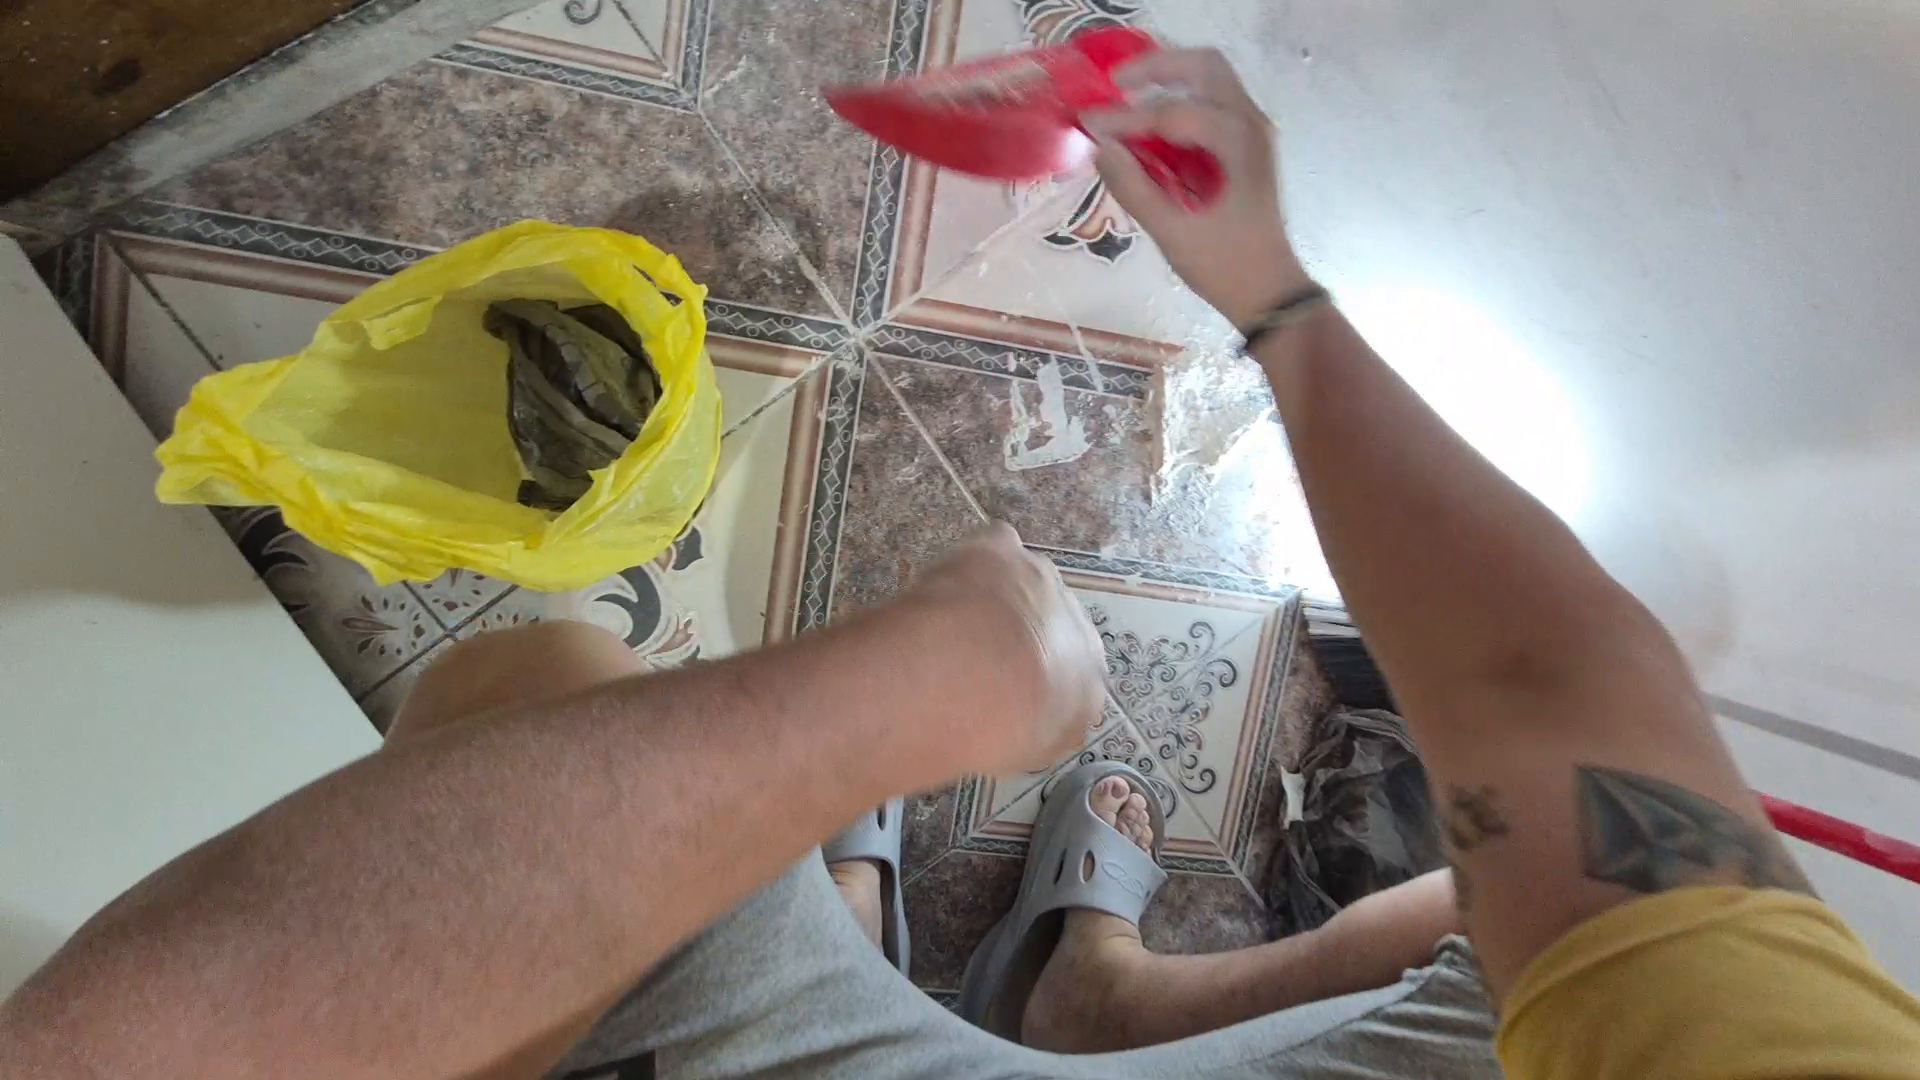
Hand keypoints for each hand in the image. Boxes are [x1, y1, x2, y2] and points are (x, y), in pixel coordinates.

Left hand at [892, 522, 1105, 776]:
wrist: (972, 679)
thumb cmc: (999, 728)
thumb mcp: (1028, 750)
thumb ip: (1036, 728)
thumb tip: (1023, 721)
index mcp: (1089, 679)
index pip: (1072, 673)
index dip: (1036, 675)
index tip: (1005, 684)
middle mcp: (1077, 623)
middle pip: (1052, 619)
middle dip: (1020, 629)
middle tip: (977, 651)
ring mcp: (1041, 580)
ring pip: (1024, 579)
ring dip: (998, 593)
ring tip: (955, 617)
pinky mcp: (1004, 550)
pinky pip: (996, 543)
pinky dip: (977, 556)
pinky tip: (949, 581)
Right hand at [1082, 49, 1310, 328]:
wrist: (1268, 291)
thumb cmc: (1224, 266)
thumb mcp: (1173, 233)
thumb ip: (1135, 188)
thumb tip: (1101, 151)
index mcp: (1236, 140)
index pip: (1171, 112)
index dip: (1125, 119)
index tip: (1088, 125)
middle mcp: (1250, 124)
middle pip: (1202, 69)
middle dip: (1156, 71)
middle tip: (1114, 89)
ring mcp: (1252, 134)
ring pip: (1209, 84)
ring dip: (1168, 86)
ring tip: (1127, 107)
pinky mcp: (1246, 150)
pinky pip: (1211, 109)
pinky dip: (1180, 109)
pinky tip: (1151, 134)